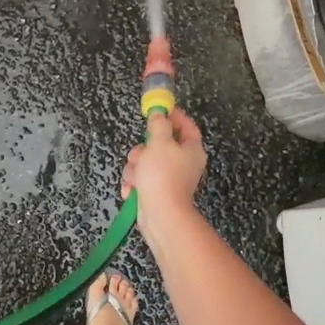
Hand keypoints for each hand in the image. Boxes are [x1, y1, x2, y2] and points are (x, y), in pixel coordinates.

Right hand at [121, 107, 205, 229]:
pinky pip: (141, 179)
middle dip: (143, 150)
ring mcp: (170, 178)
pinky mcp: (157, 191)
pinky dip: (134, 183)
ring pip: (145, 162)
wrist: (160, 214)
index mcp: (192, 149)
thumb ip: (158, 124)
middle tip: (139, 155)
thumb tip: (159, 114)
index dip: (173, 115)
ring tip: (135, 178)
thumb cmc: (163, 175)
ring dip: (135, 168)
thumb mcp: (159, 142)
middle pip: (159, 144)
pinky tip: (132, 190)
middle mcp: (183, 163)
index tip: (157, 110)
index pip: (186, 125)